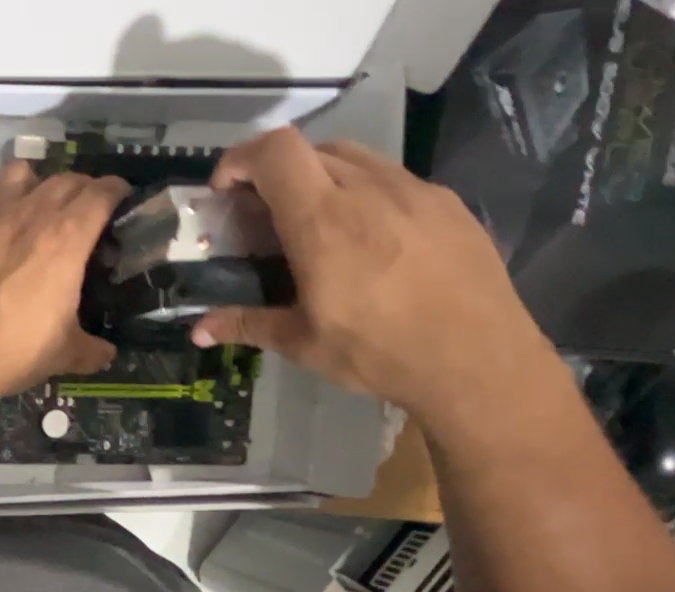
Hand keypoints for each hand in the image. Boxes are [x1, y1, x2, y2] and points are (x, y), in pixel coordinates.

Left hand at [0, 161, 130, 400]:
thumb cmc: (16, 354)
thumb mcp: (64, 354)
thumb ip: (91, 348)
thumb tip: (105, 354)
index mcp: (66, 237)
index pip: (101, 193)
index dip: (115, 193)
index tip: (119, 200)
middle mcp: (27, 214)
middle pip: (63, 181)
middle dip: (79, 190)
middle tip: (80, 211)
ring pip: (18, 176)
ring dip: (33, 186)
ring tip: (32, 208)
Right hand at [189, 129, 559, 422]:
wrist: (476, 358)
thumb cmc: (378, 353)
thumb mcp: (302, 343)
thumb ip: (247, 324)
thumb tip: (198, 330)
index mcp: (324, 222)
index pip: (276, 152)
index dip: (241, 158)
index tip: (226, 191)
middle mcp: (368, 191)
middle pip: (310, 150)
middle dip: (275, 174)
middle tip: (262, 218)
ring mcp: (413, 191)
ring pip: (353, 158)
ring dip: (319, 179)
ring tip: (312, 226)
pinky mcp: (445, 202)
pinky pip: (392, 179)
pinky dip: (362, 193)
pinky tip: (364, 241)